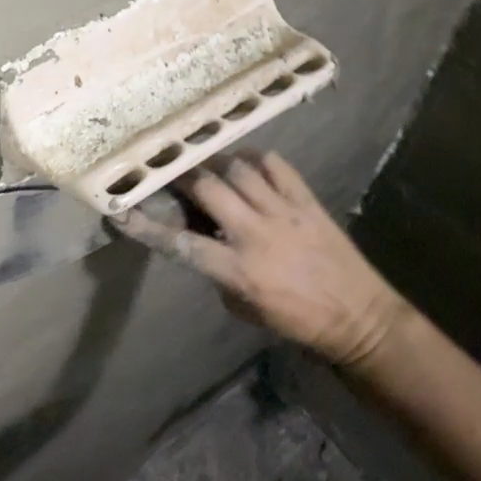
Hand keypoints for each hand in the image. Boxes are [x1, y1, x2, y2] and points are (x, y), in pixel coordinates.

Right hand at [113, 150, 409, 366]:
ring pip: (237, 170)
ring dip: (215, 163)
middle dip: (180, 175)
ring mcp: (284, 213)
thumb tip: (201, 236)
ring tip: (203, 161)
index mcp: (238, 270)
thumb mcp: (245, 307)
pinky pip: (275, 165)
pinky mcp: (307, 201)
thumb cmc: (296, 321)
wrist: (360, 319)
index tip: (120, 211)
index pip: (180, 244)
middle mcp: (256, 234)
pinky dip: (254, 159)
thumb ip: (219, 270)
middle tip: (166, 168)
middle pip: (206, 188)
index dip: (146, 226)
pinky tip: (244, 162)